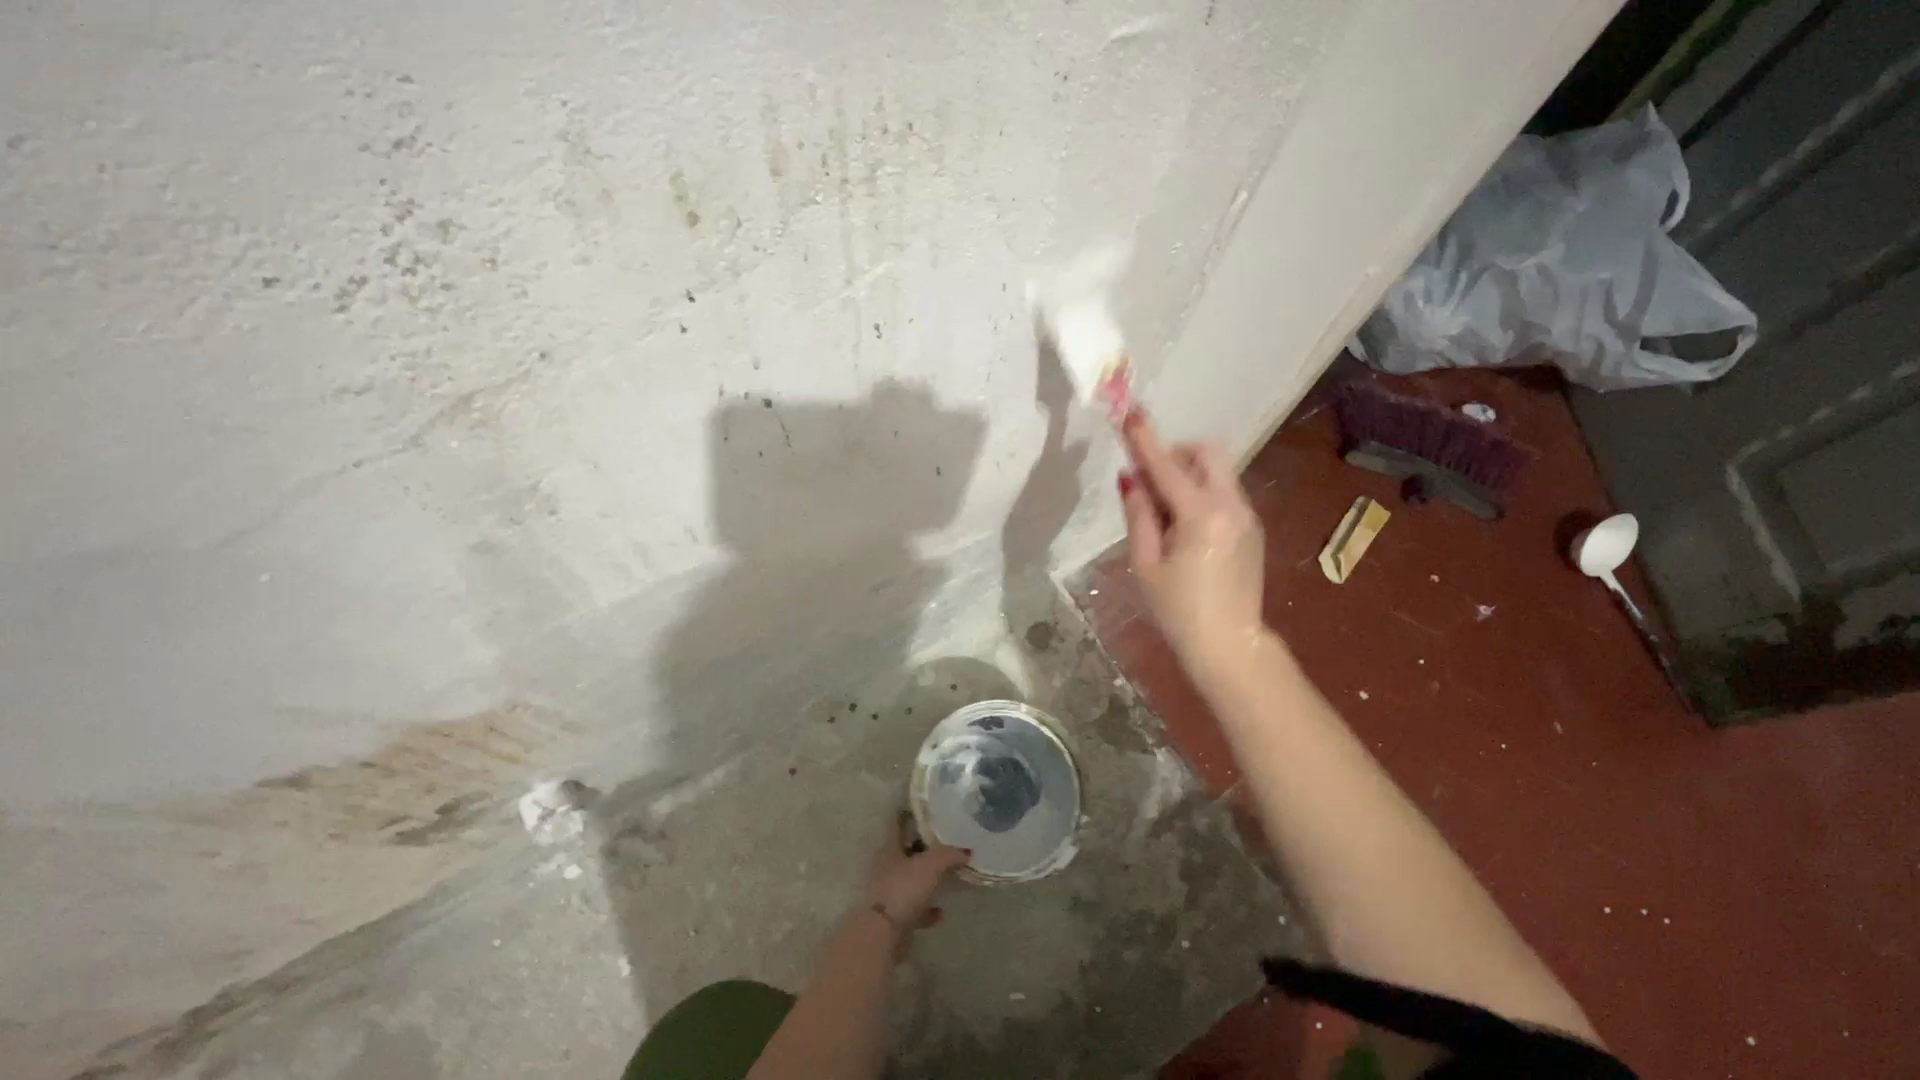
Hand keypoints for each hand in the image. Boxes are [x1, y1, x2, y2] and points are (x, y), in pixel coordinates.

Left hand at [863, 817, 968, 932]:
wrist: (882, 933)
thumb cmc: (903, 889)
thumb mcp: (930, 865)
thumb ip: (948, 855)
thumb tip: (966, 850)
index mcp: (888, 850)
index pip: (897, 825)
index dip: (908, 816)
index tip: (924, 811)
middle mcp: (884, 869)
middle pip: (904, 855)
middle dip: (922, 852)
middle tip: (944, 847)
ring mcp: (888, 895)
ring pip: (909, 883)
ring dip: (925, 883)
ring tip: (946, 882)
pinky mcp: (893, 919)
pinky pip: (913, 911)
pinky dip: (926, 911)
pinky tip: (940, 914)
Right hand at [1118, 408, 1267, 671]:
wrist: (1230, 645)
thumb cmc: (1178, 611)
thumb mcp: (1146, 564)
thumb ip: (1139, 515)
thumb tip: (1132, 478)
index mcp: (1201, 516)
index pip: (1167, 466)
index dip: (1145, 438)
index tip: (1130, 411)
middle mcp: (1231, 506)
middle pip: (1208, 452)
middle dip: (1177, 452)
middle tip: (1152, 480)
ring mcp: (1248, 516)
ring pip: (1218, 472)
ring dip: (1190, 475)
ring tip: (1165, 514)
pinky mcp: (1253, 529)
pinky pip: (1225, 494)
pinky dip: (1203, 494)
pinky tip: (1186, 529)